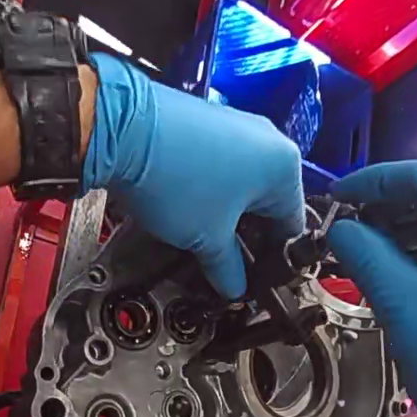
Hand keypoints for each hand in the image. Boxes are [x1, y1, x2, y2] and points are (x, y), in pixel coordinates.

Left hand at [81, 53, 304, 297]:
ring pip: (242, 190)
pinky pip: (221, 171)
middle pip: (267, 207)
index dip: (274, 262)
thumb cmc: (181, 185)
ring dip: (226, 222)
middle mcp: (269, 142)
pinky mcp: (208, 126)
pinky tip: (190, 218)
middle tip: (227, 271)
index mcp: (284, 168)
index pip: (292, 227)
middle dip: (247, 242)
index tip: (256, 284)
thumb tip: (236, 290)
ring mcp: (238, 129)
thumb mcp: (208, 240)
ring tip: (204, 249)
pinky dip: (212, 198)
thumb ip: (228, 269)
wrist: (124, 131)